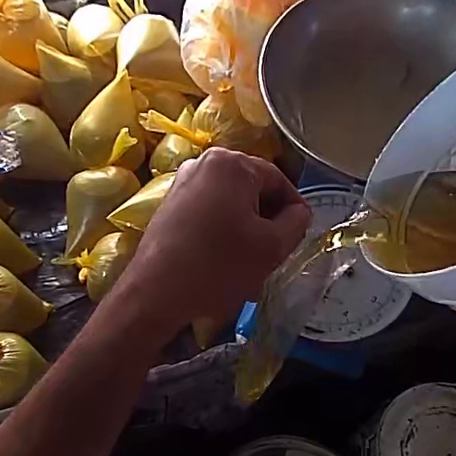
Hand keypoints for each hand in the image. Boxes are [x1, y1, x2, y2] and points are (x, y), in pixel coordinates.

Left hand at [109, 148, 310, 334]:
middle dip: (268, 219)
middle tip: (276, 251)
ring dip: (246, 228)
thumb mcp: (272, 247)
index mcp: (232, 164)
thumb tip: (298, 212)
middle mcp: (204, 162)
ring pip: (231, 202)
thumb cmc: (219, 266)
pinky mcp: (169, 204)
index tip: (299, 236)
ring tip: (250, 261)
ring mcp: (182, 182)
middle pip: (253, 188)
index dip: (295, 209)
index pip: (279, 180)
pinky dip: (222, 231)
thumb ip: (296, 222)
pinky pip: (209, 211)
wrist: (156, 293)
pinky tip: (224, 260)